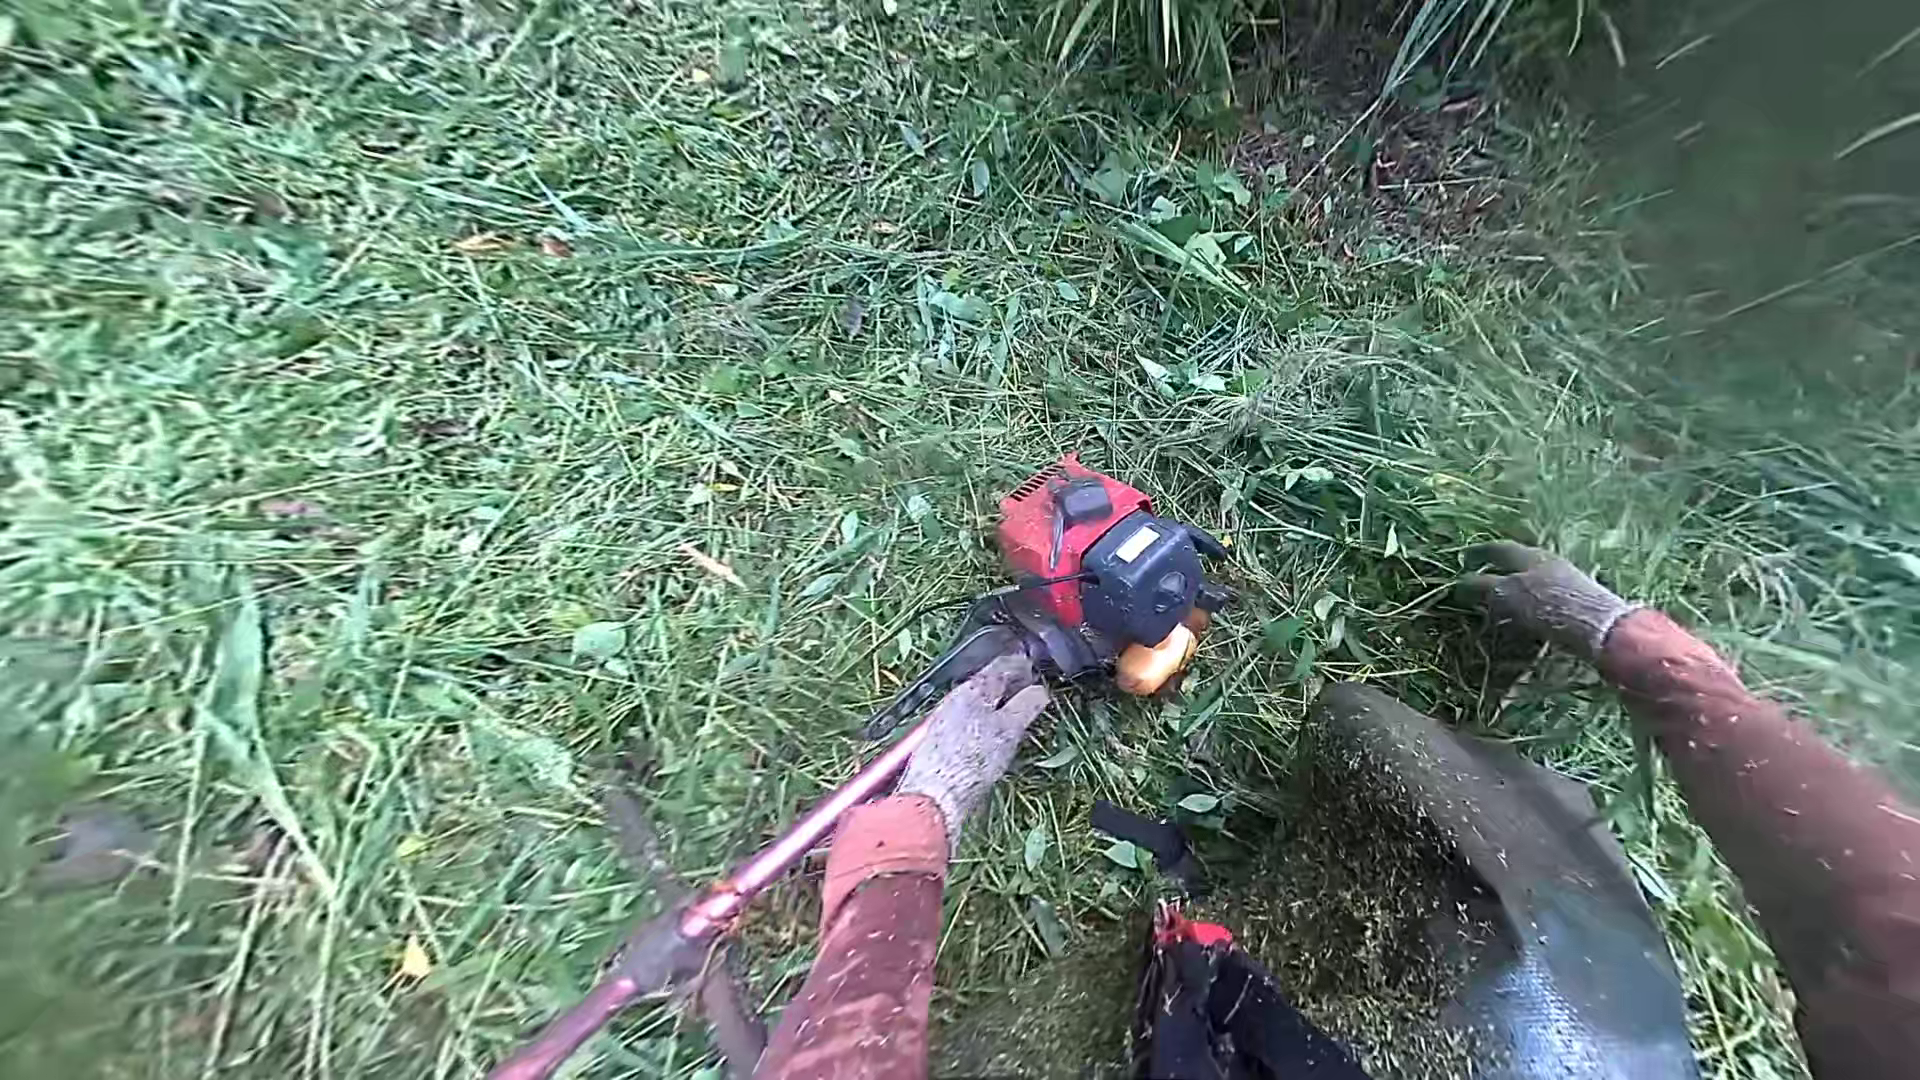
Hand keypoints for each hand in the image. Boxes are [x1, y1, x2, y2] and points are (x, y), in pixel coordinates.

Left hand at [897, 653, 1050, 849]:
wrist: (935, 793)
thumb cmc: (974, 759)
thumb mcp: (1008, 730)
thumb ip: (1026, 706)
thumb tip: (1040, 691)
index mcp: (974, 688)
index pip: (1001, 666)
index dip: (1021, 666)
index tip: (1034, 669)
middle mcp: (956, 696)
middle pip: (987, 682)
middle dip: (1008, 683)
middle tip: (1027, 688)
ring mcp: (945, 715)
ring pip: (976, 700)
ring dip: (996, 701)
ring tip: (1012, 710)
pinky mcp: (939, 736)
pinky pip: (967, 716)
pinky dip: (983, 717)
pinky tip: (989, 732)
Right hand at [1456, 541, 1636, 660]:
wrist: (1600, 628)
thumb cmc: (1546, 604)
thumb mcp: (1503, 593)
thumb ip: (1478, 585)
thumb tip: (1461, 583)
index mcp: (1530, 556)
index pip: (1497, 549)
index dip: (1477, 553)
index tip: (1462, 559)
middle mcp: (1548, 564)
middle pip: (1514, 564)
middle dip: (1493, 572)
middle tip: (1474, 582)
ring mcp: (1564, 583)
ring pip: (1526, 582)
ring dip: (1507, 590)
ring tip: (1492, 603)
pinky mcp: (1573, 602)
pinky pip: (1538, 598)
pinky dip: (1521, 603)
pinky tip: (1515, 616)